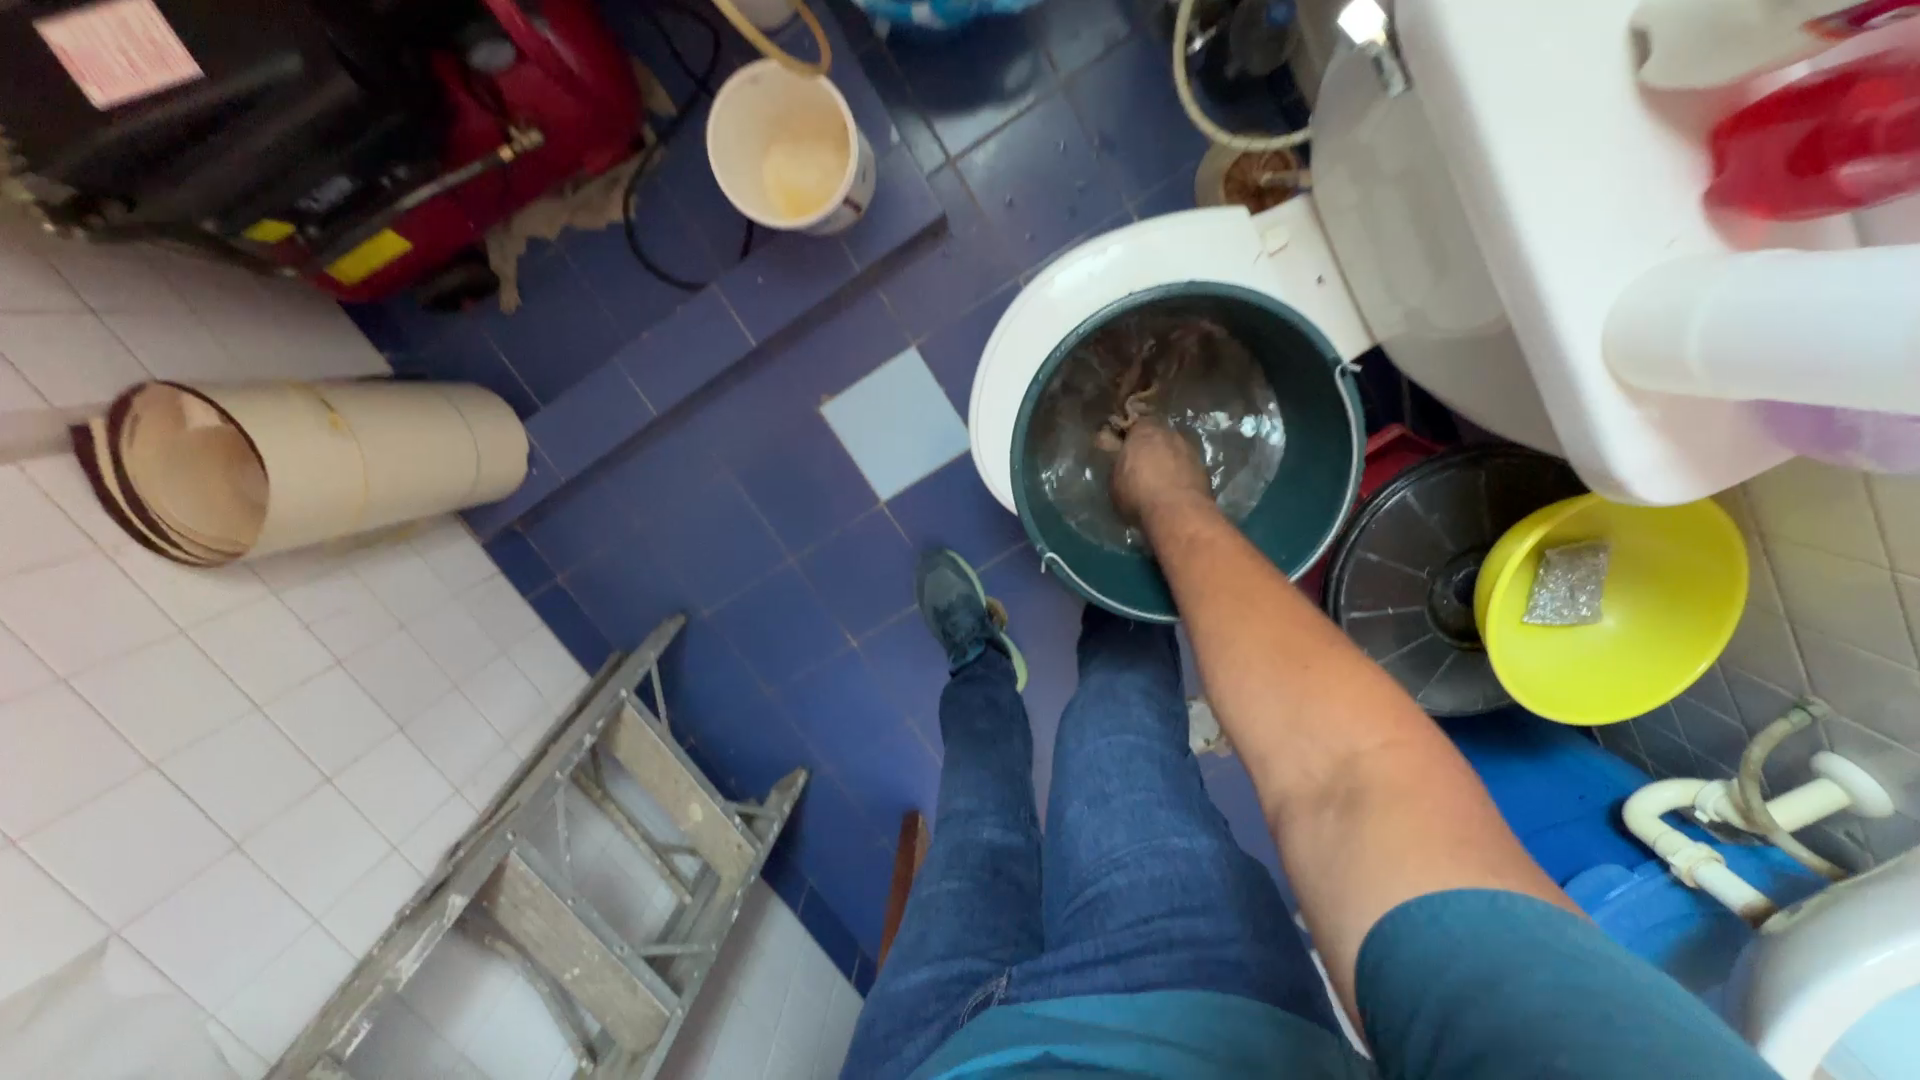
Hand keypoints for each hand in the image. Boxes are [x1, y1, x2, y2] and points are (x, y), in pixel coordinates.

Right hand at [1110, 419, 1211, 525]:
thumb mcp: (1114, 480)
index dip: (1131, 437)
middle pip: (1159, 435)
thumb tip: (1120, 459)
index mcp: (1143, 430)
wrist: (1177, 512)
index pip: (1135, 424)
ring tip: (1161, 479)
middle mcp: (1169, 433)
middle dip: (1152, 447)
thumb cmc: (1137, 493)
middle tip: (1144, 464)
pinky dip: (1182, 474)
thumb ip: (1118, 464)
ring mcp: (1190, 449)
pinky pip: (1188, 466)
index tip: (1125, 448)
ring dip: (1169, 460)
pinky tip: (1175, 489)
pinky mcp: (1205, 468)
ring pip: (1175, 450)